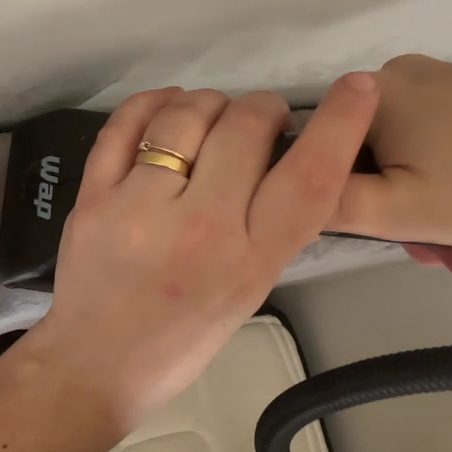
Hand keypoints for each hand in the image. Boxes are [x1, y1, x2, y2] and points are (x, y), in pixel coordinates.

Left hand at [32, 76, 379, 423]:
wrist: (95, 365)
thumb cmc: (180, 340)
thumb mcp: (248, 291)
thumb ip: (270, 228)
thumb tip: (281, 156)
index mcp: (250, 262)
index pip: (309, 178)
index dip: (340, 124)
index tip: (358, 86)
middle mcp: (199, 228)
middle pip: (244, 127)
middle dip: (260, 109)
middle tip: (256, 122)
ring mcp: (138, 208)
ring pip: (185, 114)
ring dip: (207, 104)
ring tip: (210, 120)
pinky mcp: (92, 197)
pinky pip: (125, 124)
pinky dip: (153, 103)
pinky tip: (165, 110)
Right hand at [330, 55, 451, 275]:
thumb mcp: (402, 210)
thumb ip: (328, 206)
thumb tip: (291, 193)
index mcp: (367, 98)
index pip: (315, 154)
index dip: (335, 203)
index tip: (381, 242)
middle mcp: (399, 79)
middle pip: (366, 158)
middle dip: (395, 215)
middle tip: (439, 259)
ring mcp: (447, 83)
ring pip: (410, 158)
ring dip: (431, 210)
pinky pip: (447, 147)